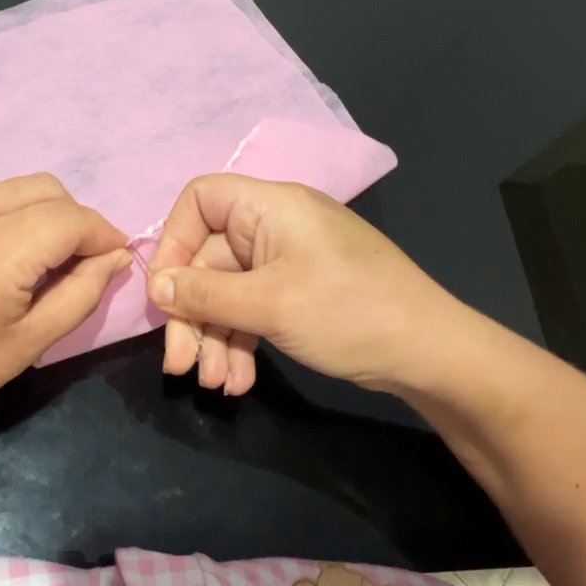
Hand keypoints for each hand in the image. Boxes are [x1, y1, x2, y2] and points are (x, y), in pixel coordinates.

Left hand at [0, 174, 130, 436]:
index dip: (100, 234)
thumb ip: (82, 293)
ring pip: (8, 188)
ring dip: (30, 216)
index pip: (69, 219)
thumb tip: (116, 255)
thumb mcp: (28, 344)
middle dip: (70, 220)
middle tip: (71, 261)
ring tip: (21, 260)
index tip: (113, 254)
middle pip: (43, 189)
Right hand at [143, 174, 458, 395]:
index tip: (165, 294)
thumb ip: (205, 295)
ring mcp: (289, 261)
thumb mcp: (270, 305)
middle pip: (209, 260)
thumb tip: (155, 287)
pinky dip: (242, 342)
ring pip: (230, 292)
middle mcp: (275, 226)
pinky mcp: (301, 293)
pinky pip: (254, 309)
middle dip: (193, 315)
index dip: (174, 243)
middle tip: (180, 365)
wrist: (430, 353)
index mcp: (270, 207)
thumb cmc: (349, 313)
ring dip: (216, 338)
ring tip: (216, 384)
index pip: (200, 201)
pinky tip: (239, 381)